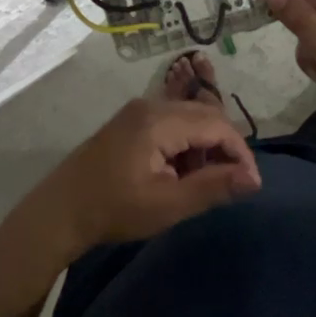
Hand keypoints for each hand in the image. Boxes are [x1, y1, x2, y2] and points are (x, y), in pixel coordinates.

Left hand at [23, 99, 261, 256]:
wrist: (61, 210)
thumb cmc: (115, 209)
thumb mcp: (168, 204)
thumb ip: (212, 187)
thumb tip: (254, 178)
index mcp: (159, 120)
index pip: (218, 125)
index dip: (240, 153)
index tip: (249, 185)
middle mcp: (151, 105)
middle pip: (205, 115)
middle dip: (224, 147)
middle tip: (228, 185)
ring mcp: (138, 111)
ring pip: (190, 118)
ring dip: (204, 146)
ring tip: (201, 183)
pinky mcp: (131, 121)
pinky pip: (172, 122)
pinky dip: (186, 144)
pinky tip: (180, 172)